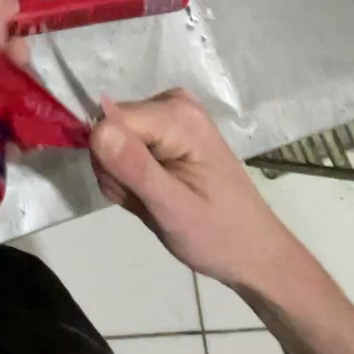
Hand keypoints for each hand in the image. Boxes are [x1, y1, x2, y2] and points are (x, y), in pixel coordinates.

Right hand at [90, 88, 303, 288]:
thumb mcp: (174, 210)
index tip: (136, 194)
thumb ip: (135, 168)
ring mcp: (170, 111)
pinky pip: (124, 142)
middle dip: (117, 170)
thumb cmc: (219, 235)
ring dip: (123, 176)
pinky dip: (131, 173)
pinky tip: (155, 191)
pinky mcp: (166, 124)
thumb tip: (99, 129)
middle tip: (148, 202)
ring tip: (155, 201)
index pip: (109, 123)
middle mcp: (172, 101)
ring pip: (112, 137)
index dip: (111, 163)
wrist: (254, 252)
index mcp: (178, 115)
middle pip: (110, 128)